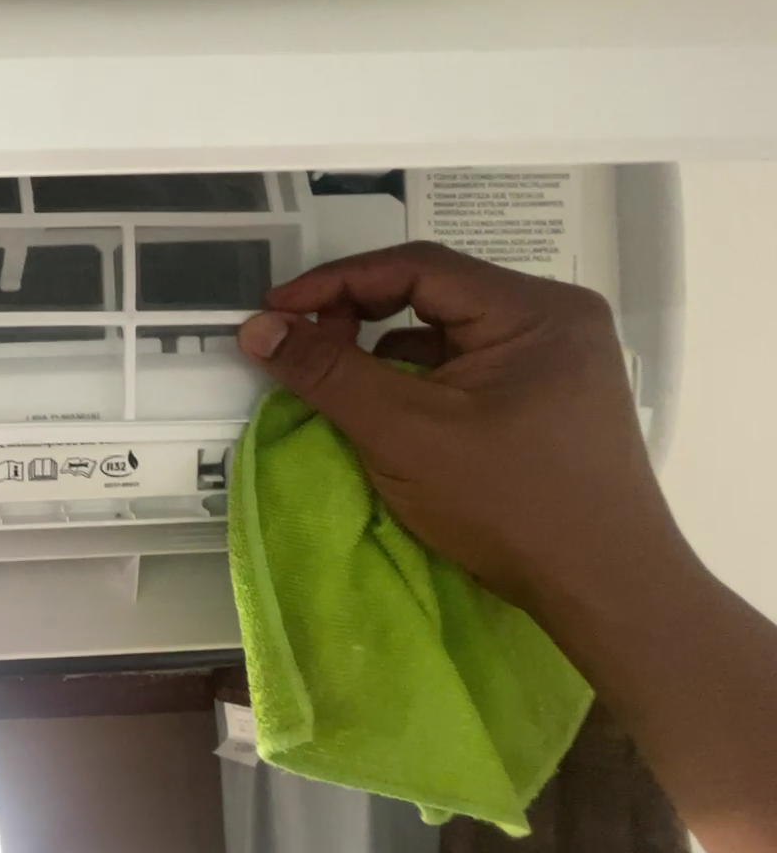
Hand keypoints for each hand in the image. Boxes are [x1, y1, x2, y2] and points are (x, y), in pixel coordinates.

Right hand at [236, 241, 687, 615]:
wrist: (597, 585)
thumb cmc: (505, 499)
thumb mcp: (399, 429)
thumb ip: (323, 371)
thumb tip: (256, 328)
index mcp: (533, 311)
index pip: (415, 268)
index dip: (333, 282)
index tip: (273, 311)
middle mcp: (547, 321)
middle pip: (427, 293)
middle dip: (352, 313)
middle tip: (297, 344)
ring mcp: (543, 361)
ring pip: (434, 331)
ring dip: (372, 347)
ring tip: (328, 376)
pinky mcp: (530, 397)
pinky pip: (448, 365)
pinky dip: (399, 375)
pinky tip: (374, 405)